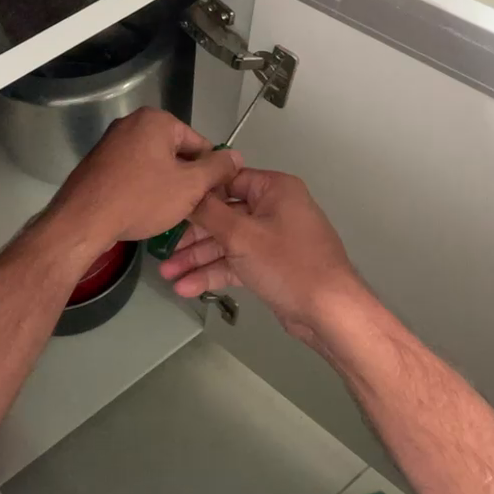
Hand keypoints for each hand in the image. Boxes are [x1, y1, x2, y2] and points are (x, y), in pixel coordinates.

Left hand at [46, 108, 242, 249]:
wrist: (84, 220)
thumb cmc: (140, 199)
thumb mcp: (189, 185)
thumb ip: (217, 168)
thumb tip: (235, 156)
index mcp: (156, 120)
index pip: (199, 143)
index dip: (209, 172)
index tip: (211, 197)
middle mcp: (131, 123)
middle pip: (175, 152)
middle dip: (185, 179)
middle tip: (189, 208)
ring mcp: (111, 142)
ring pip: (153, 164)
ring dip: (164, 186)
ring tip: (166, 212)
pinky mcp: (99, 162)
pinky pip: (132, 172)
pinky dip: (141, 188)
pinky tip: (142, 210)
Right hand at [157, 169, 366, 348]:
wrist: (329, 312)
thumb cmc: (290, 265)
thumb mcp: (241, 234)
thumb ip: (208, 212)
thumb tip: (186, 193)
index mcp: (274, 189)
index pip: (227, 180)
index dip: (198, 192)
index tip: (170, 202)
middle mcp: (274, 209)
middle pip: (223, 215)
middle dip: (192, 236)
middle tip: (164, 248)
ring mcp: (272, 239)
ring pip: (226, 243)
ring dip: (197, 259)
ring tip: (168, 274)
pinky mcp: (270, 266)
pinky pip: (235, 263)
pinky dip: (213, 273)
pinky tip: (187, 286)